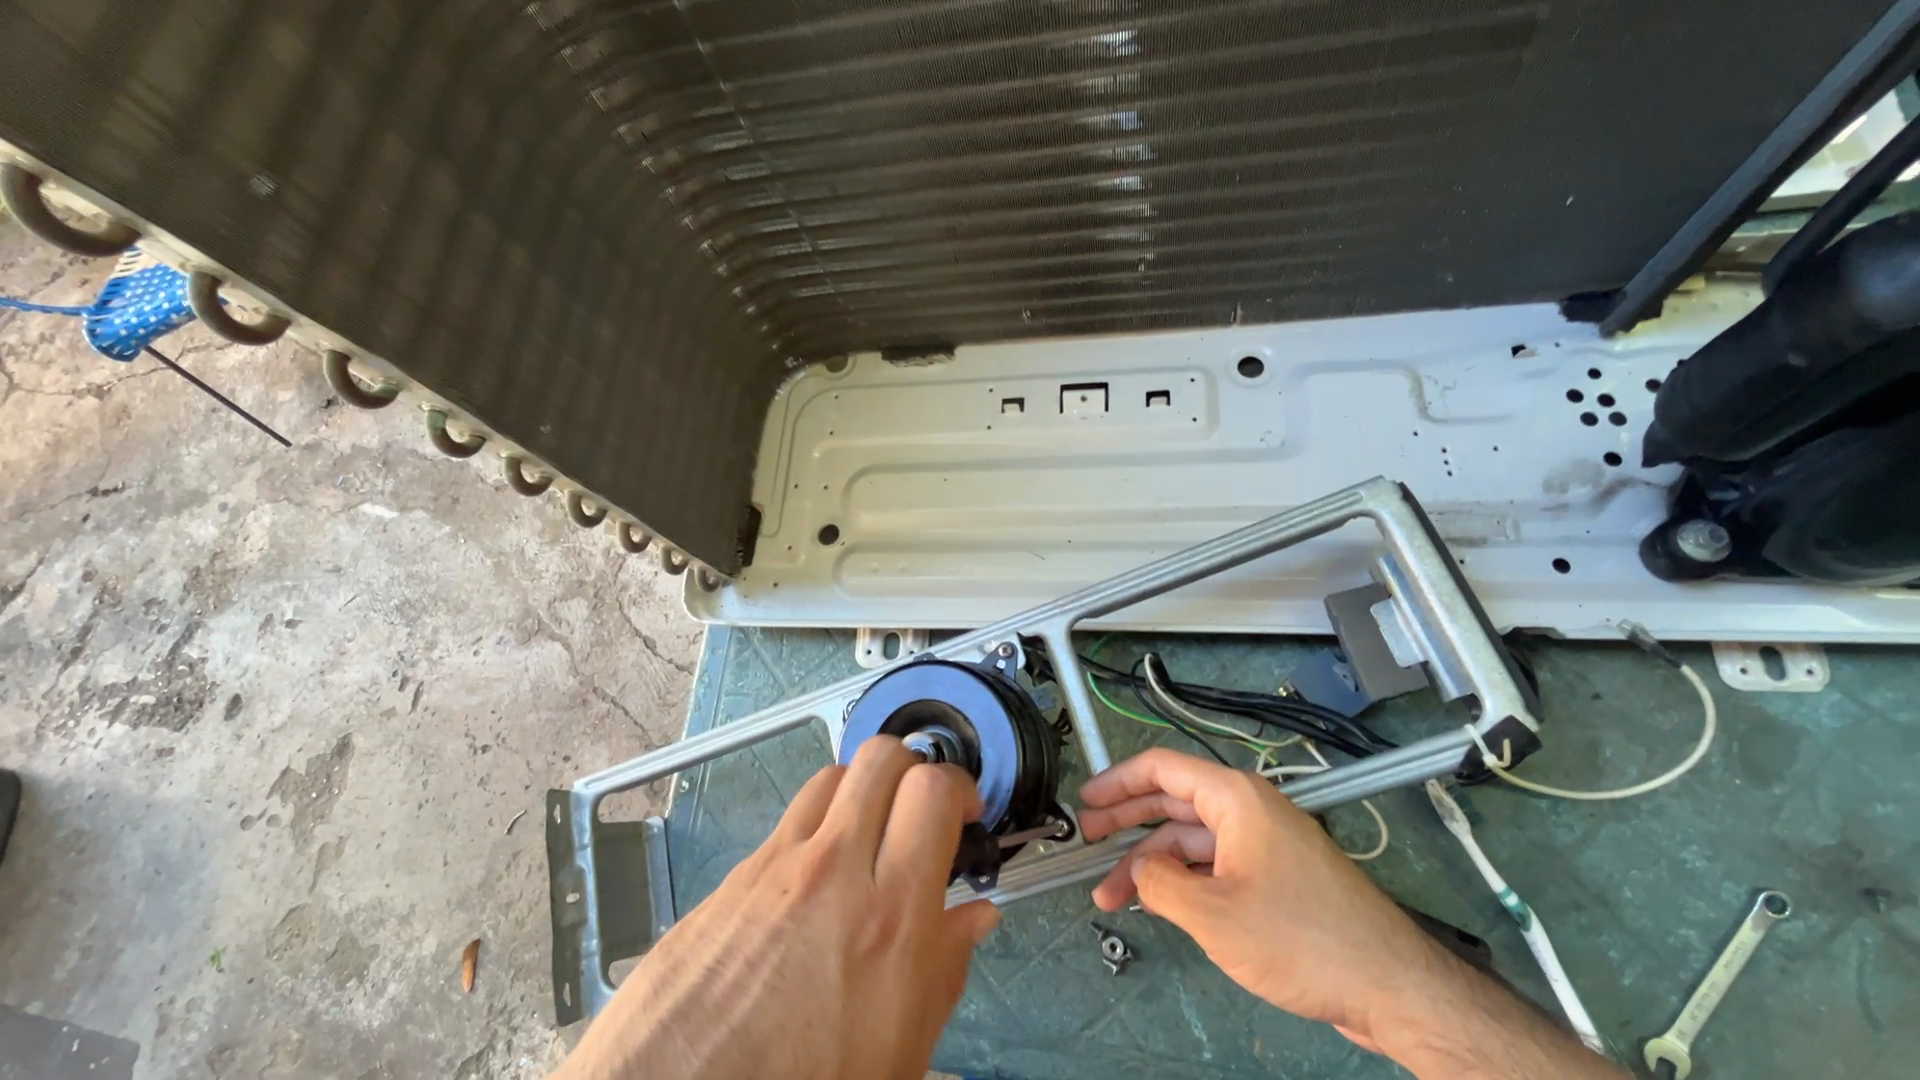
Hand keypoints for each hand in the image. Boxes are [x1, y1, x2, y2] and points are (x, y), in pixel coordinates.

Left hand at [556, 738, 999, 1079]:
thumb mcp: (900, 1049)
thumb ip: (944, 969)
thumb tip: (974, 917)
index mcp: (889, 917)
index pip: (933, 792)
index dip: (961, 787)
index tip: (964, 812)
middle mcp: (832, 871)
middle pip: (880, 759)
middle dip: (913, 768)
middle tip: (921, 808)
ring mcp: (775, 866)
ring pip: (831, 776)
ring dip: (861, 791)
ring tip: (870, 834)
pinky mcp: (733, 876)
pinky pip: (786, 822)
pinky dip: (816, 828)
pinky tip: (817, 877)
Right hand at [1078, 747, 1444, 1042]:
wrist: (1387, 985)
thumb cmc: (1298, 938)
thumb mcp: (1212, 913)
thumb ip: (1159, 883)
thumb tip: (1138, 870)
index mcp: (1235, 798)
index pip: (1162, 769)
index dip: (1116, 781)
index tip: (1084, 800)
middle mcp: (1248, 811)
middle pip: (1172, 803)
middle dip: (1125, 822)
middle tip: (1085, 841)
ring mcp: (1262, 845)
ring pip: (1190, 841)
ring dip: (1149, 865)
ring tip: (1109, 895)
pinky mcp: (1274, 878)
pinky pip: (1213, 866)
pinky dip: (1181, 881)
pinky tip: (1156, 904)